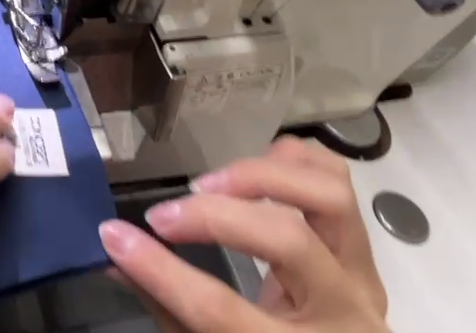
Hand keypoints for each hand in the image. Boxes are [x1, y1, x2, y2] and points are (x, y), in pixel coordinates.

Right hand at [100, 137, 389, 331]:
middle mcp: (344, 312)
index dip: (161, 269)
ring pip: (328, 195)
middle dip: (212, 217)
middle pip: (287, 239)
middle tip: (164, 215)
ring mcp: (361, 274)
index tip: (114, 235)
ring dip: (259, 177)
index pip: (222, 309)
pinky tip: (252, 176)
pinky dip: (291, 163)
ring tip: (210, 185)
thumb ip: (166, 303)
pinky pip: (336, 179)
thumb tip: (114, 251)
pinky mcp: (362, 245)